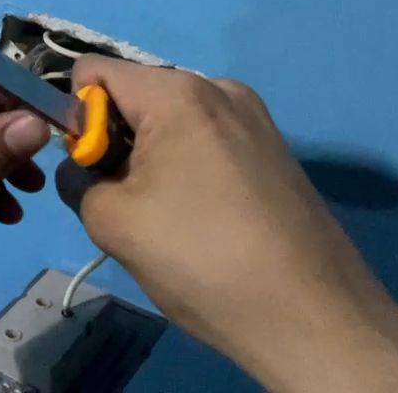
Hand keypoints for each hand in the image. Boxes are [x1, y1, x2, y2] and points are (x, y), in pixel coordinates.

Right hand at [65, 57, 397, 392]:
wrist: (322, 327)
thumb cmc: (206, 263)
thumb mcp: (110, 222)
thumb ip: (74, 177)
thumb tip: (82, 167)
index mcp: (177, 92)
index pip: (91, 70)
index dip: (76, 116)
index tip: (95, 168)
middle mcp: (218, 87)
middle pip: (133, 93)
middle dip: (115, 138)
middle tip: (130, 198)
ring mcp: (254, 117)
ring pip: (168, 117)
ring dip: (151, 154)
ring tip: (170, 215)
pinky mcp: (275, 148)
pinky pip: (205, 136)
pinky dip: (187, 165)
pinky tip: (204, 217)